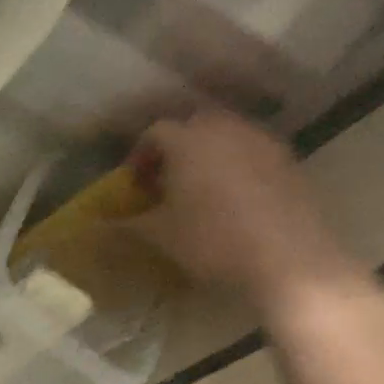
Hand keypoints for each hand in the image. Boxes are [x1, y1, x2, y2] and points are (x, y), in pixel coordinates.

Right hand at [127, 110, 365, 307]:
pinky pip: (253, 151)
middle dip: (176, 146)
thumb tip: (93, 225)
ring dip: (208, 153)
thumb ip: (124, 223)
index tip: (134, 182)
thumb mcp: (159, 235)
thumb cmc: (210, 240)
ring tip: (198, 187)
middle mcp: (227, 130)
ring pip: (228, 134)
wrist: (286, 260)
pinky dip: (236, 164)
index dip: (140, 154)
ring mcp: (263, 143)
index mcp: (189, 141)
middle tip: (165, 178)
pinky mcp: (289, 161)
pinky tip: (232, 198)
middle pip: (195, 124)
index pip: (155, 131)